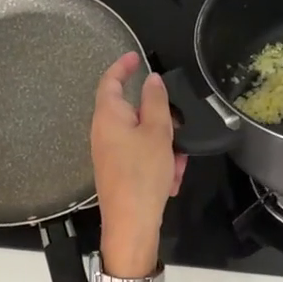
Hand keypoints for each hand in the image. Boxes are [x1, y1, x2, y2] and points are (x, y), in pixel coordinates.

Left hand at [91, 52, 185, 276]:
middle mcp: (103, 132)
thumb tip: (151, 80)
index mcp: (108, 116)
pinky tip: (171, 180)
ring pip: (142, 137)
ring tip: (177, 163)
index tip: (135, 57)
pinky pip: (141, 157)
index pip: (110, 81)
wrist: (131, 224)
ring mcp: (109, 154)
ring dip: (164, 144)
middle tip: (179, 127)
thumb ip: (156, 102)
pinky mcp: (118, 172)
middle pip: (132, 111)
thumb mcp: (157, 133)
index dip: (122, 66)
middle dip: (160, 119)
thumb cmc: (143, 174)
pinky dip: (158, 162)